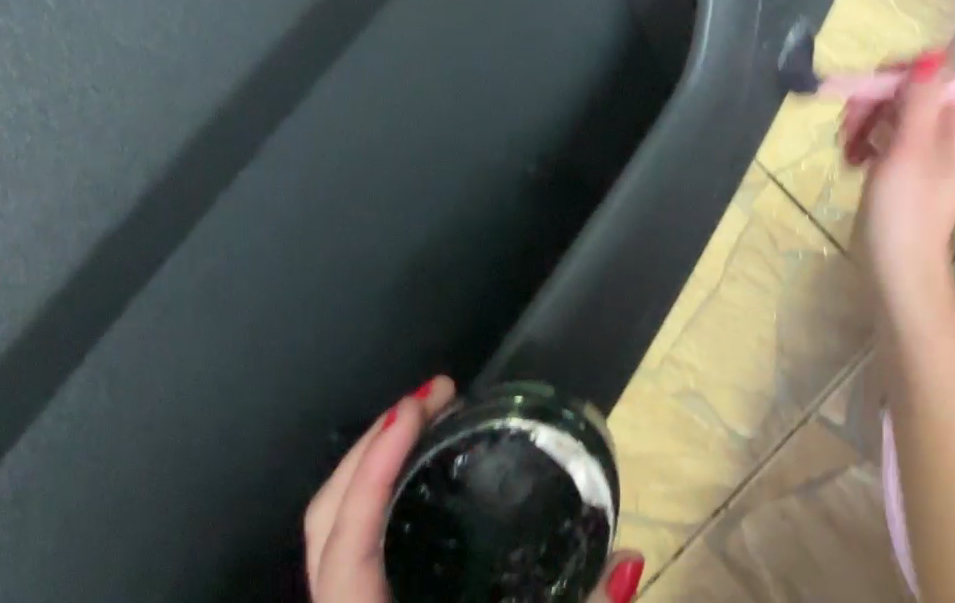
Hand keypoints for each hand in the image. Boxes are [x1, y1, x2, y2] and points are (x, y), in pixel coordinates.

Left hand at [303, 376, 645, 602]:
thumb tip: (633, 559)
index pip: (346, 544)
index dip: (373, 468)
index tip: (417, 408)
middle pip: (322, 524)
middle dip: (371, 445)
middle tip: (434, 395)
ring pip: (324, 536)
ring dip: (367, 466)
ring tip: (426, 421)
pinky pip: (344, 550)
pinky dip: (370, 498)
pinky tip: (415, 481)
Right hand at [840, 50, 954, 297]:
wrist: (896, 269)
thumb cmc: (905, 208)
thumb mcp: (911, 146)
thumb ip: (921, 98)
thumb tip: (935, 53)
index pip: (936, 76)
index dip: (901, 75)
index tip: (870, 90)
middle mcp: (947, 135)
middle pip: (910, 94)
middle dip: (875, 102)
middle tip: (849, 124)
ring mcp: (926, 154)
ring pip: (892, 115)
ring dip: (865, 122)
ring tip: (847, 148)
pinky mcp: (905, 171)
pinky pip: (885, 139)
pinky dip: (866, 142)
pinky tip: (852, 160)